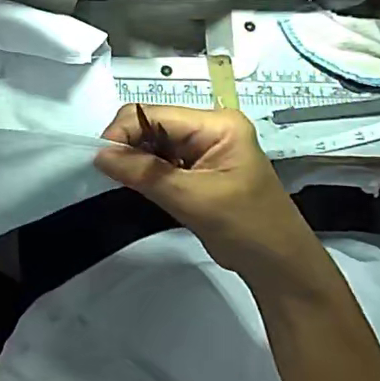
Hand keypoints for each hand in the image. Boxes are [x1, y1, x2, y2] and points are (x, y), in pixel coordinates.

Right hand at [94, 104, 334, 296]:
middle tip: (111, 174)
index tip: (101, 160)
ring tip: (126, 183)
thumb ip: (145, 174)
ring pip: (154, 143)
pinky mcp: (197, 168)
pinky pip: (161, 160)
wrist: (279, 266)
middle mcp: (209, 128)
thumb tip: (100, 155)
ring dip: (137, 161)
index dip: (124, 132)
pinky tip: (140, 187)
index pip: (156, 114)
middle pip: (153, 125)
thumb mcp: (192, 199)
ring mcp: (204, 148)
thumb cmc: (246, 228)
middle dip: (129, 146)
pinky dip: (147, 172)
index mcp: (217, 124)